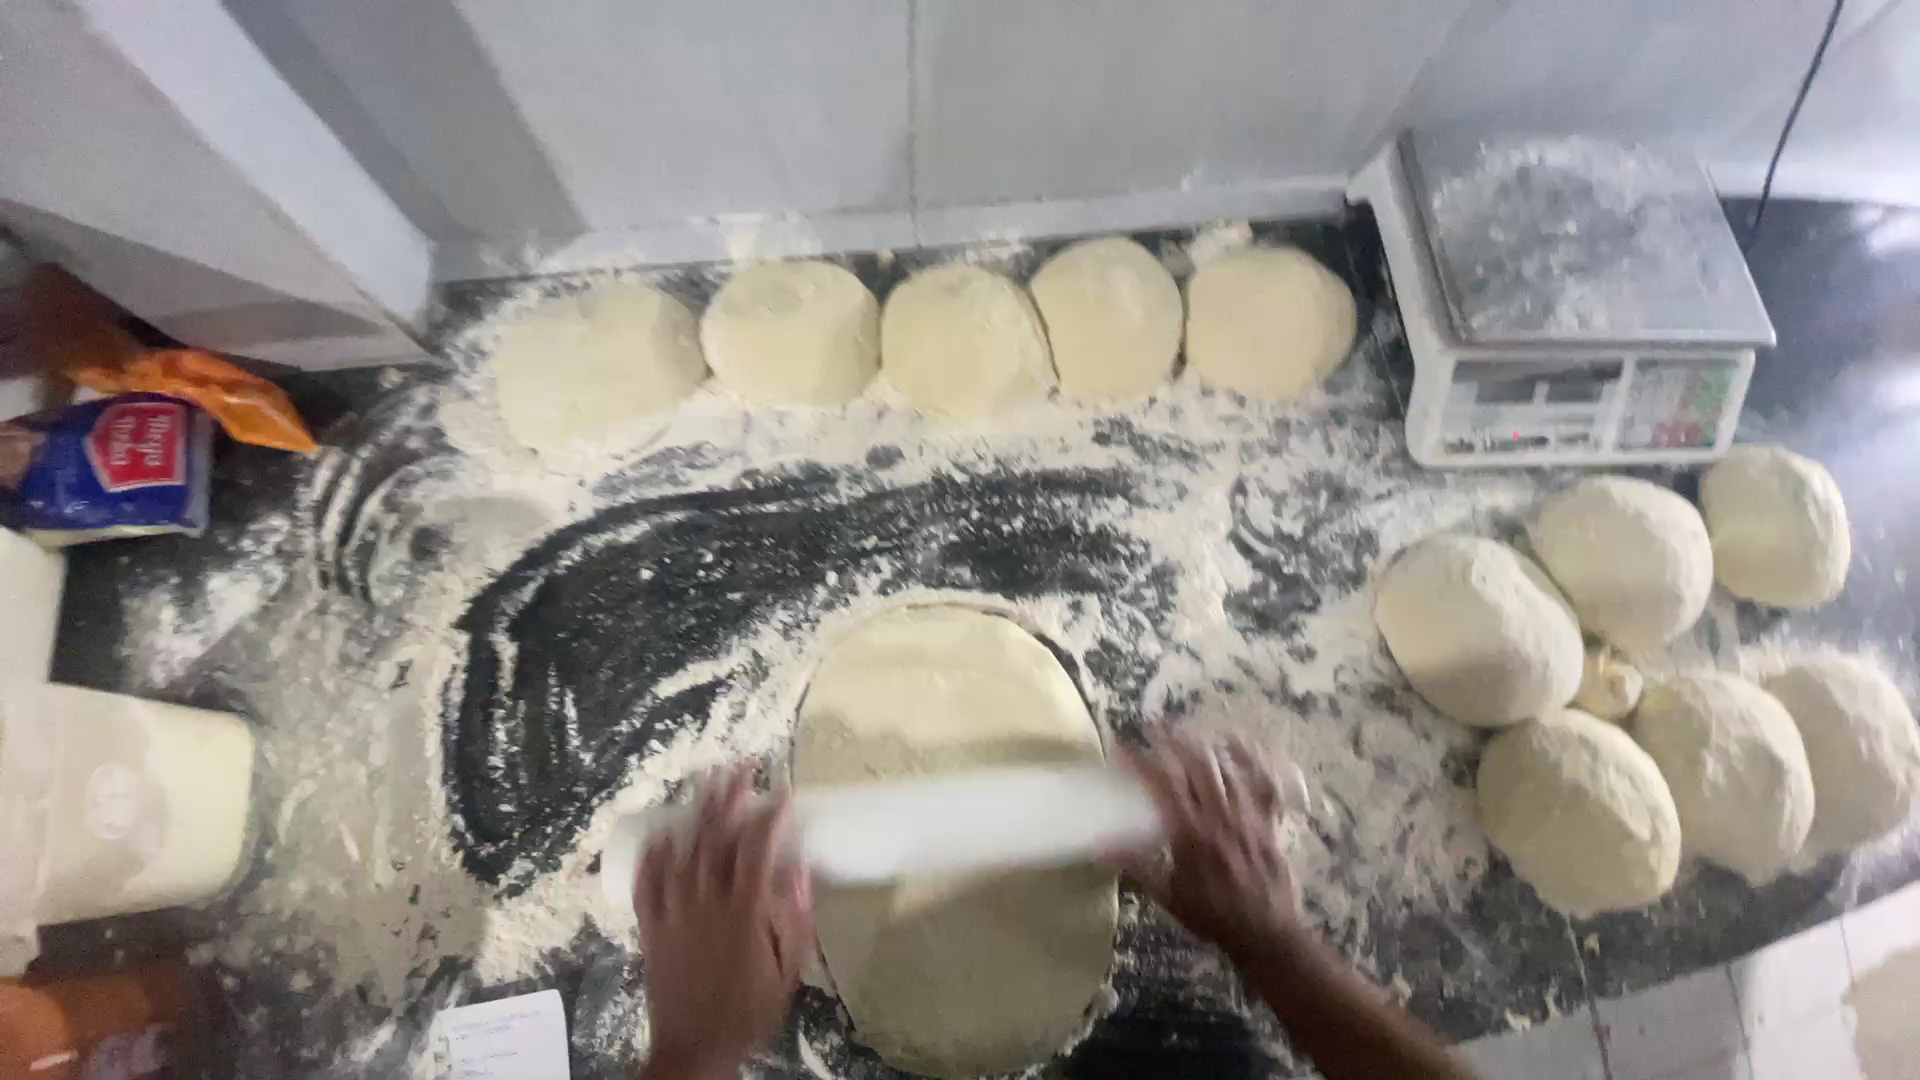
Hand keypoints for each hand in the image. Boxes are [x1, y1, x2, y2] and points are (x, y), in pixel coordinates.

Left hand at [635, 766, 812, 1079]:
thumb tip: (799, 868)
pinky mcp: (652, 928)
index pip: (757, 850)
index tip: (784, 794)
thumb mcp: (788, 971)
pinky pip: (647, 886)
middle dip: (730, 798)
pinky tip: (662, 831)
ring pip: (683, 852)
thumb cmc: (749, 1010)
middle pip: (717, 839)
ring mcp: (674, 913)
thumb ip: (796, 919)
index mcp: (744, 912)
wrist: (694, 1049)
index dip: (771, 817)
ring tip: (708, 781)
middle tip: (742, 767)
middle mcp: (706, 903)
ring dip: (697, 813)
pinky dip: (653, 857)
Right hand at [1116, 731, 1299, 960]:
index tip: (1121, 746)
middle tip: (1152, 727)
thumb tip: (1097, 847)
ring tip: (1185, 732)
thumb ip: (1135, 865)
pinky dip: (1250, 759)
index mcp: (1191, 832)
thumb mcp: (1168, 895)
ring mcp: (1247, 815)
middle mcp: (1220, 816)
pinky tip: (1236, 743)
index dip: (1139, 761)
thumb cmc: (1213, 916)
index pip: (1161, 784)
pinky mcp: (1267, 820)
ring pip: (1225, 767)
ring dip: (1202, 745)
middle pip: (1194, 764)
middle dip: (1171, 740)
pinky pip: (1261, 781)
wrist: (1267, 934)